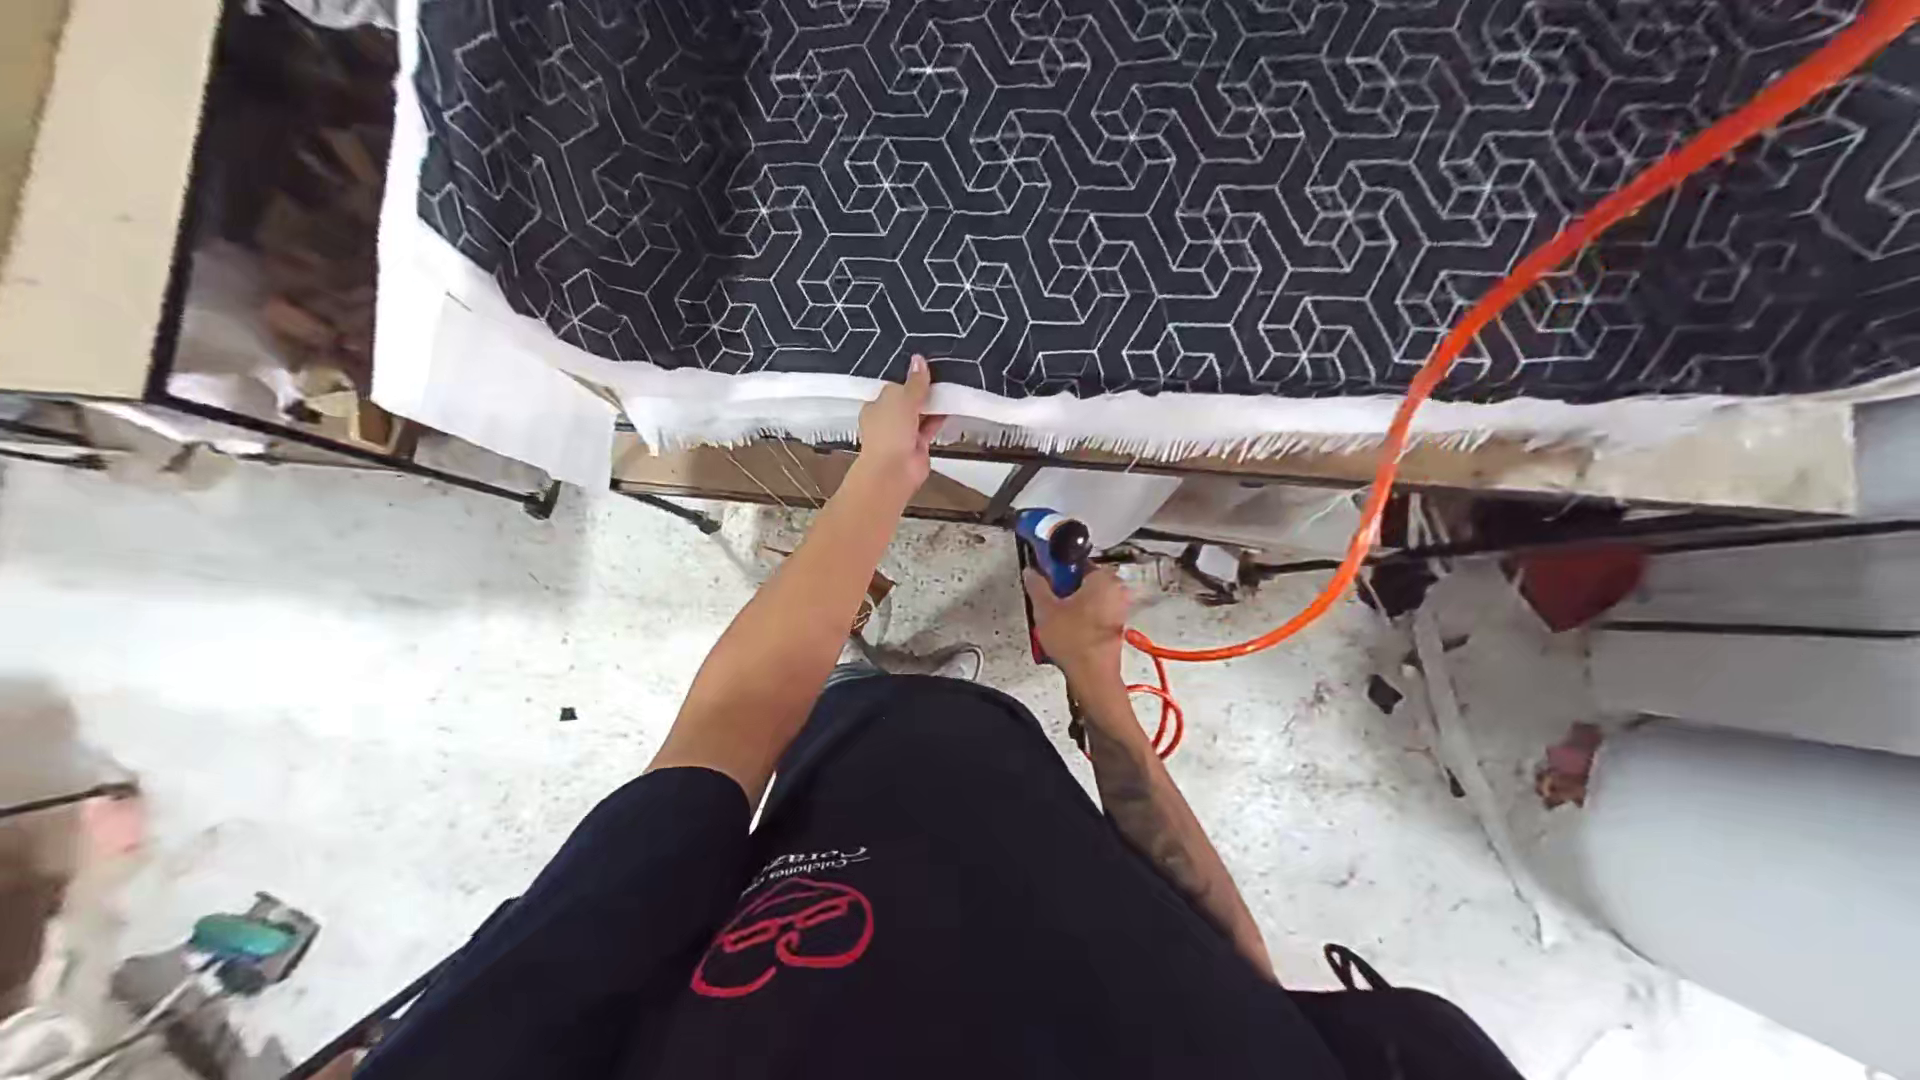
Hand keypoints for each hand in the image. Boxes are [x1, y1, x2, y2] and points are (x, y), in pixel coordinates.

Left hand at [857, 354, 944, 493]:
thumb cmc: (889, 431)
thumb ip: (914, 382)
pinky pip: (930, 426)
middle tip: (942, 372)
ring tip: (950, 385)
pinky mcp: (918, 445)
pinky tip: (951, 405)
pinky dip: (939, 417)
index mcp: (876, 406)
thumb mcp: (902, 399)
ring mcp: (903, 433)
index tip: (924, 367)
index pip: (893, 388)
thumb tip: (919, 359)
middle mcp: (888, 419)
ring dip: (932, 404)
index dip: (907, 378)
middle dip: (922, 391)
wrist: (893, 470)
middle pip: (907, 400)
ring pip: (920, 413)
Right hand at [1024, 566, 1130, 688]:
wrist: (1092, 675)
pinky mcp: (1116, 627)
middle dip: (1063, 587)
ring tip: (1053, 616)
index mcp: (1104, 578)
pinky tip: (1065, 628)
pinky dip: (1080, 616)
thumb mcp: (1045, 608)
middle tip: (1046, 598)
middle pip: (1083, 580)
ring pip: (1088, 597)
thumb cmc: (1074, 640)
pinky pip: (1094, 612)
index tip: (1044, 573)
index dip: (1056, 567)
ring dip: (1070, 603)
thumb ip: (1036, 585)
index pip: (1076, 561)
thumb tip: (1031, 572)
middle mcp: (1117, 590)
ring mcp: (1119, 609)